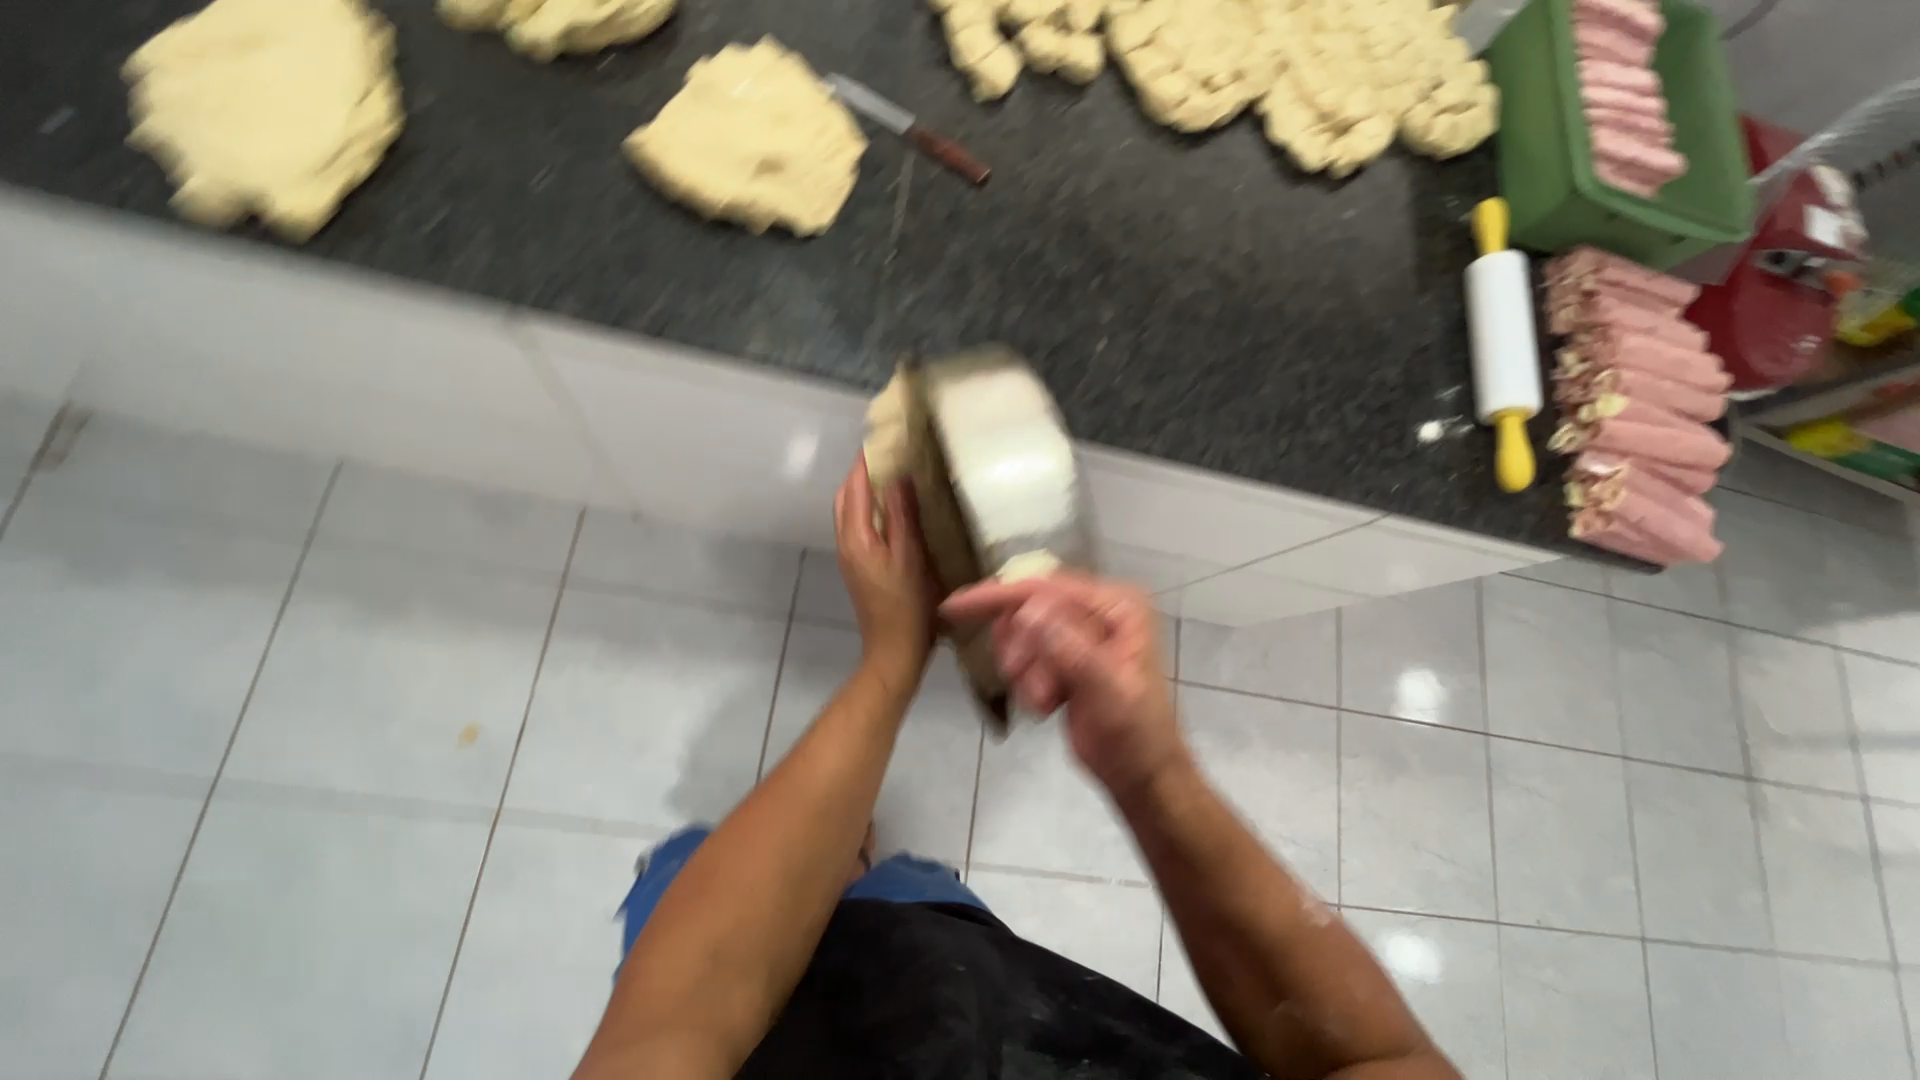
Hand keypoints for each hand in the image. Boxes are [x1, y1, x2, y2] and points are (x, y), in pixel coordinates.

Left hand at [834, 454, 935, 676]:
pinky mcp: (858, 567)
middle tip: (889, 453)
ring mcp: (850, 557)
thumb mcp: (910, 557)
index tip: (882, 438)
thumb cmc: (908, 605)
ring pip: (850, 512)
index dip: (866, 461)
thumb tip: (897, 477)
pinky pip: (857, 526)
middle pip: (846, 497)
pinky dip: (868, 508)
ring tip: (892, 474)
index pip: (856, 487)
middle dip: (861, 473)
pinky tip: (892, 509)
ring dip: (864, 490)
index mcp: (856, 537)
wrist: (894, 651)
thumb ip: (902, 516)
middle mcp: (846, 543)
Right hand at [941, 573, 1184, 796]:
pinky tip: (1048, 704)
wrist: (1141, 774)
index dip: (999, 596)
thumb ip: (1070, 651)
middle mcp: (1099, 610)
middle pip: (1029, 608)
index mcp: (1117, 606)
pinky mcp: (1066, 653)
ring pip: (1023, 632)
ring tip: (1047, 701)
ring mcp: (1082, 631)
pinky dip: (1027, 680)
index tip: (955, 608)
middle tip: (1033, 689)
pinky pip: (1026, 652)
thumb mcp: (1106, 693)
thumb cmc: (1135, 736)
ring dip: (1025, 670)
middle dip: (1021, 650)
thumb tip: (1028, 612)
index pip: (1047, 589)